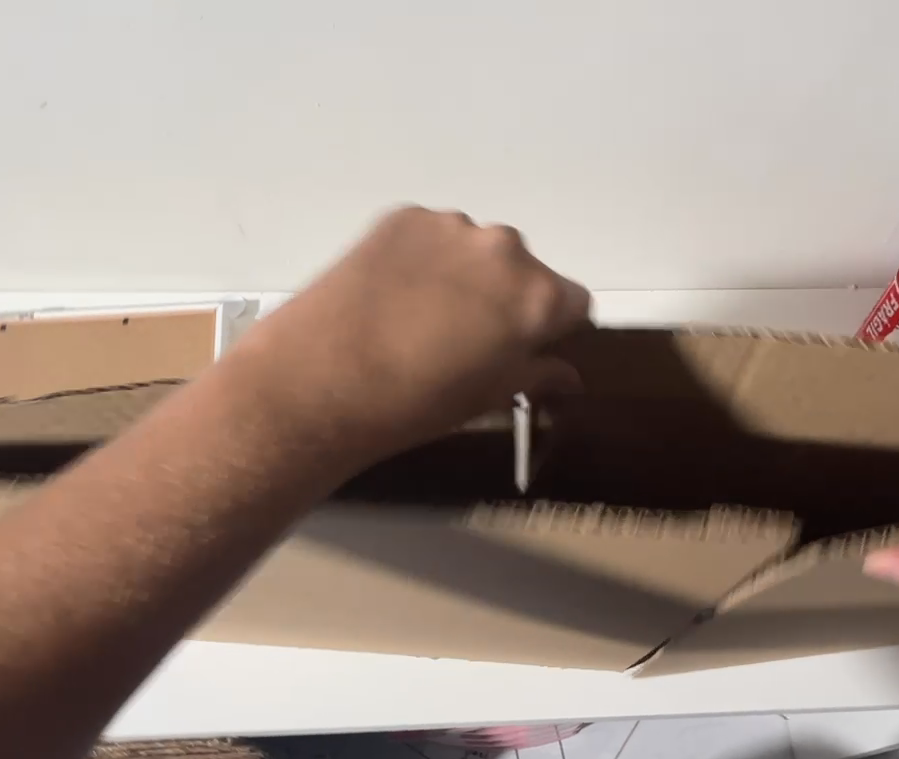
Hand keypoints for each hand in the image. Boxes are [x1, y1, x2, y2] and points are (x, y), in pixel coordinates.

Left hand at [229, 206, 589, 470]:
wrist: (323, 379)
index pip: (574, 303)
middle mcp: (505, 248)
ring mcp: (452, 226)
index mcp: (538, 297)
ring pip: (478, 252)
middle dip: (509, 300)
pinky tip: (396, 296)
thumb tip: (567, 374)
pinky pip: (434, 238)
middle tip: (471, 339)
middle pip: (526, 271)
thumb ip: (538, 375)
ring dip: (467, 277)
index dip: (554, 329)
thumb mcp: (489, 397)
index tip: (527, 349)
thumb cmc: (420, 403)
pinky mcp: (404, 216)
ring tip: (424, 318)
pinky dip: (427, 261)